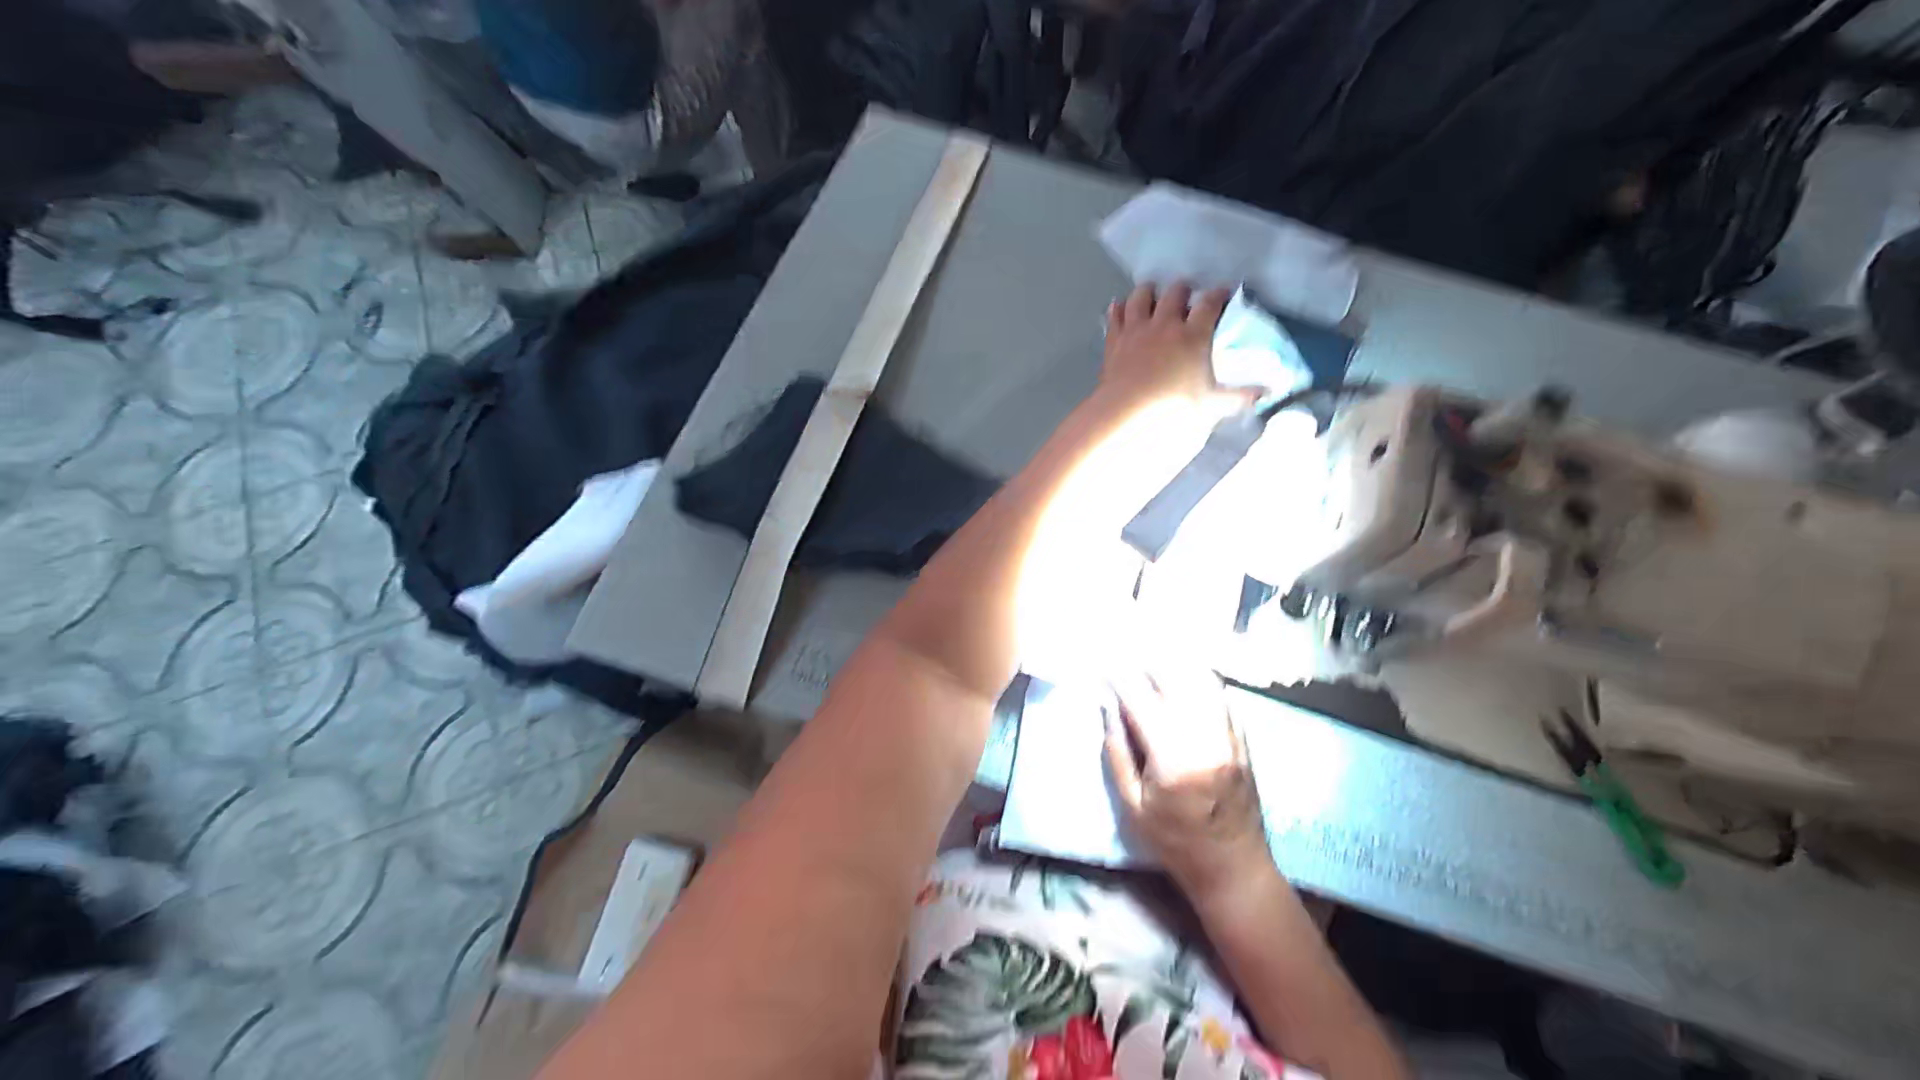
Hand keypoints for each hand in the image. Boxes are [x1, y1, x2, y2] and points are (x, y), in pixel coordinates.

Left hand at [1099, 283, 1238, 411]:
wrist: (1125, 408)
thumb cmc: (1171, 404)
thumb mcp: (1210, 403)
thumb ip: (1239, 396)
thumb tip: (1267, 393)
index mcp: (1193, 334)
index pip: (1210, 303)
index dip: (1219, 294)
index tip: (1223, 293)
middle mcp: (1165, 323)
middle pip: (1175, 292)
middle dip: (1183, 289)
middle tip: (1186, 295)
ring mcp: (1137, 328)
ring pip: (1142, 296)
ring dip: (1149, 291)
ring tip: (1153, 293)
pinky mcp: (1115, 338)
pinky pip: (1115, 314)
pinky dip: (1119, 307)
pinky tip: (1120, 305)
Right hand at [1102, 663, 1276, 906]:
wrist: (1233, 868)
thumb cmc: (1175, 843)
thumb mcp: (1133, 806)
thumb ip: (1118, 753)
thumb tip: (1109, 709)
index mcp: (1174, 758)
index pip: (1141, 700)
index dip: (1119, 678)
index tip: (1102, 665)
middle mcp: (1205, 738)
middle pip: (1175, 679)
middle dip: (1146, 662)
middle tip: (1124, 655)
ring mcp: (1229, 736)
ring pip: (1202, 680)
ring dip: (1175, 664)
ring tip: (1152, 658)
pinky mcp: (1242, 740)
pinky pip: (1221, 696)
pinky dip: (1199, 680)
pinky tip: (1182, 677)